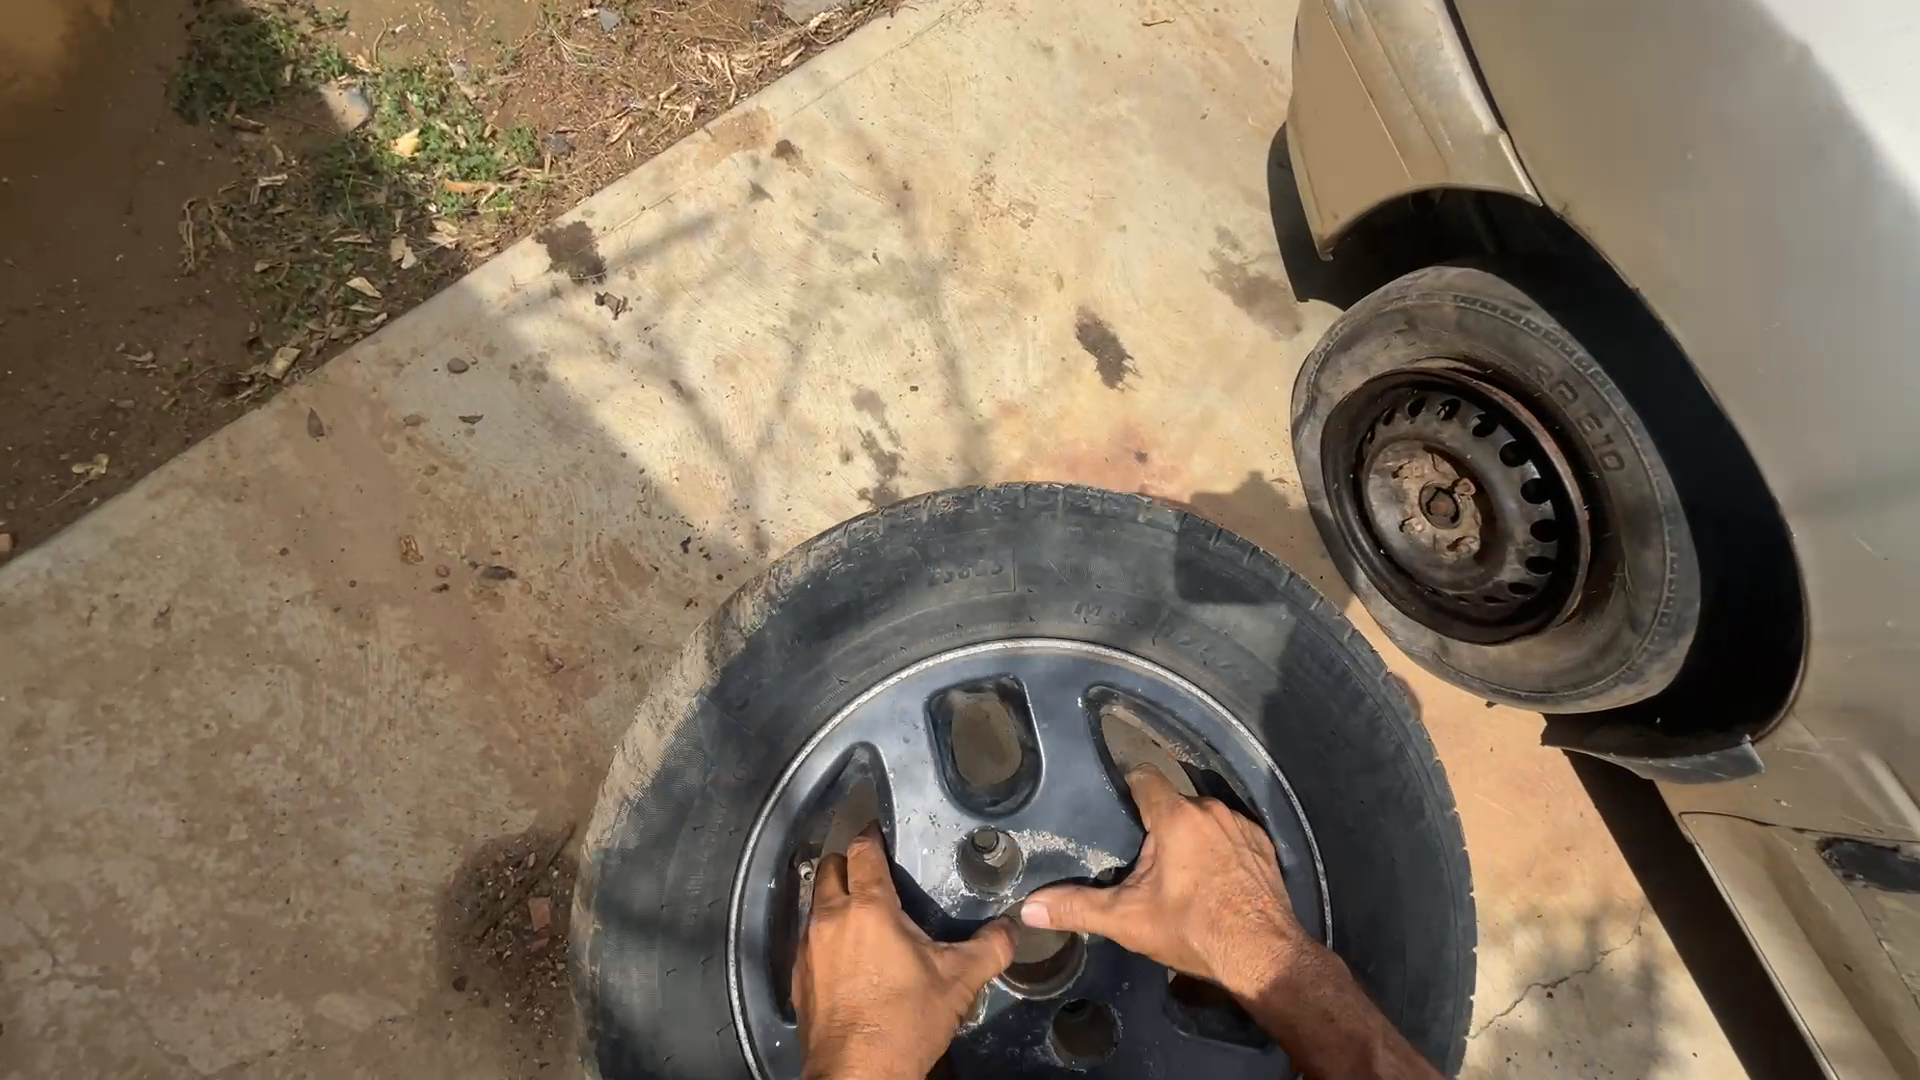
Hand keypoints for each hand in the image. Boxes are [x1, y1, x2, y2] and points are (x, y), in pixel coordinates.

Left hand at [795, 825, 1017, 1079]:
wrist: (857, 1079)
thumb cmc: (904, 1022)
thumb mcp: (958, 982)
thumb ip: (990, 947)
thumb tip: (1014, 927)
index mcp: (869, 907)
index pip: (862, 850)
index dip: (871, 835)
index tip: (881, 831)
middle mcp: (831, 917)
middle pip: (830, 866)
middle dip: (848, 861)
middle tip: (872, 870)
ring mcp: (809, 947)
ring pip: (815, 900)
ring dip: (834, 896)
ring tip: (860, 909)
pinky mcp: (798, 976)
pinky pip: (807, 936)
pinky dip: (823, 932)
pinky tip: (844, 952)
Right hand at [1020, 766, 1307, 997]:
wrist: (1265, 960)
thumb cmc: (1193, 931)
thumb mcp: (1128, 920)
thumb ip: (1078, 907)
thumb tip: (1030, 908)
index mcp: (1175, 816)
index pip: (1144, 776)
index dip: (1128, 787)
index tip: (1117, 808)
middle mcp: (1209, 809)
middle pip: (1172, 800)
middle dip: (1157, 823)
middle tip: (1144, 858)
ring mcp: (1240, 824)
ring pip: (1202, 816)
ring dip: (1189, 834)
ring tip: (1180, 870)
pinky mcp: (1263, 843)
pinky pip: (1230, 831)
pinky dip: (1219, 846)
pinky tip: (1215, 878)